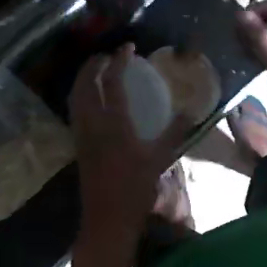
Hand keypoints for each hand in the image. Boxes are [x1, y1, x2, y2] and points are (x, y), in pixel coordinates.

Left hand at [67, 43, 189, 248]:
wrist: (107, 219)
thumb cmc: (136, 189)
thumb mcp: (161, 158)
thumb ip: (175, 131)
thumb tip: (192, 109)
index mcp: (115, 123)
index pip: (112, 81)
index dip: (119, 60)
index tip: (129, 48)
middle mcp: (93, 123)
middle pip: (85, 83)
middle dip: (94, 64)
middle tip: (108, 54)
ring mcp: (81, 133)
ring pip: (75, 95)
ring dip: (83, 77)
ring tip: (96, 69)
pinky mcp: (77, 144)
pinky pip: (74, 109)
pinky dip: (80, 94)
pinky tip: (92, 97)